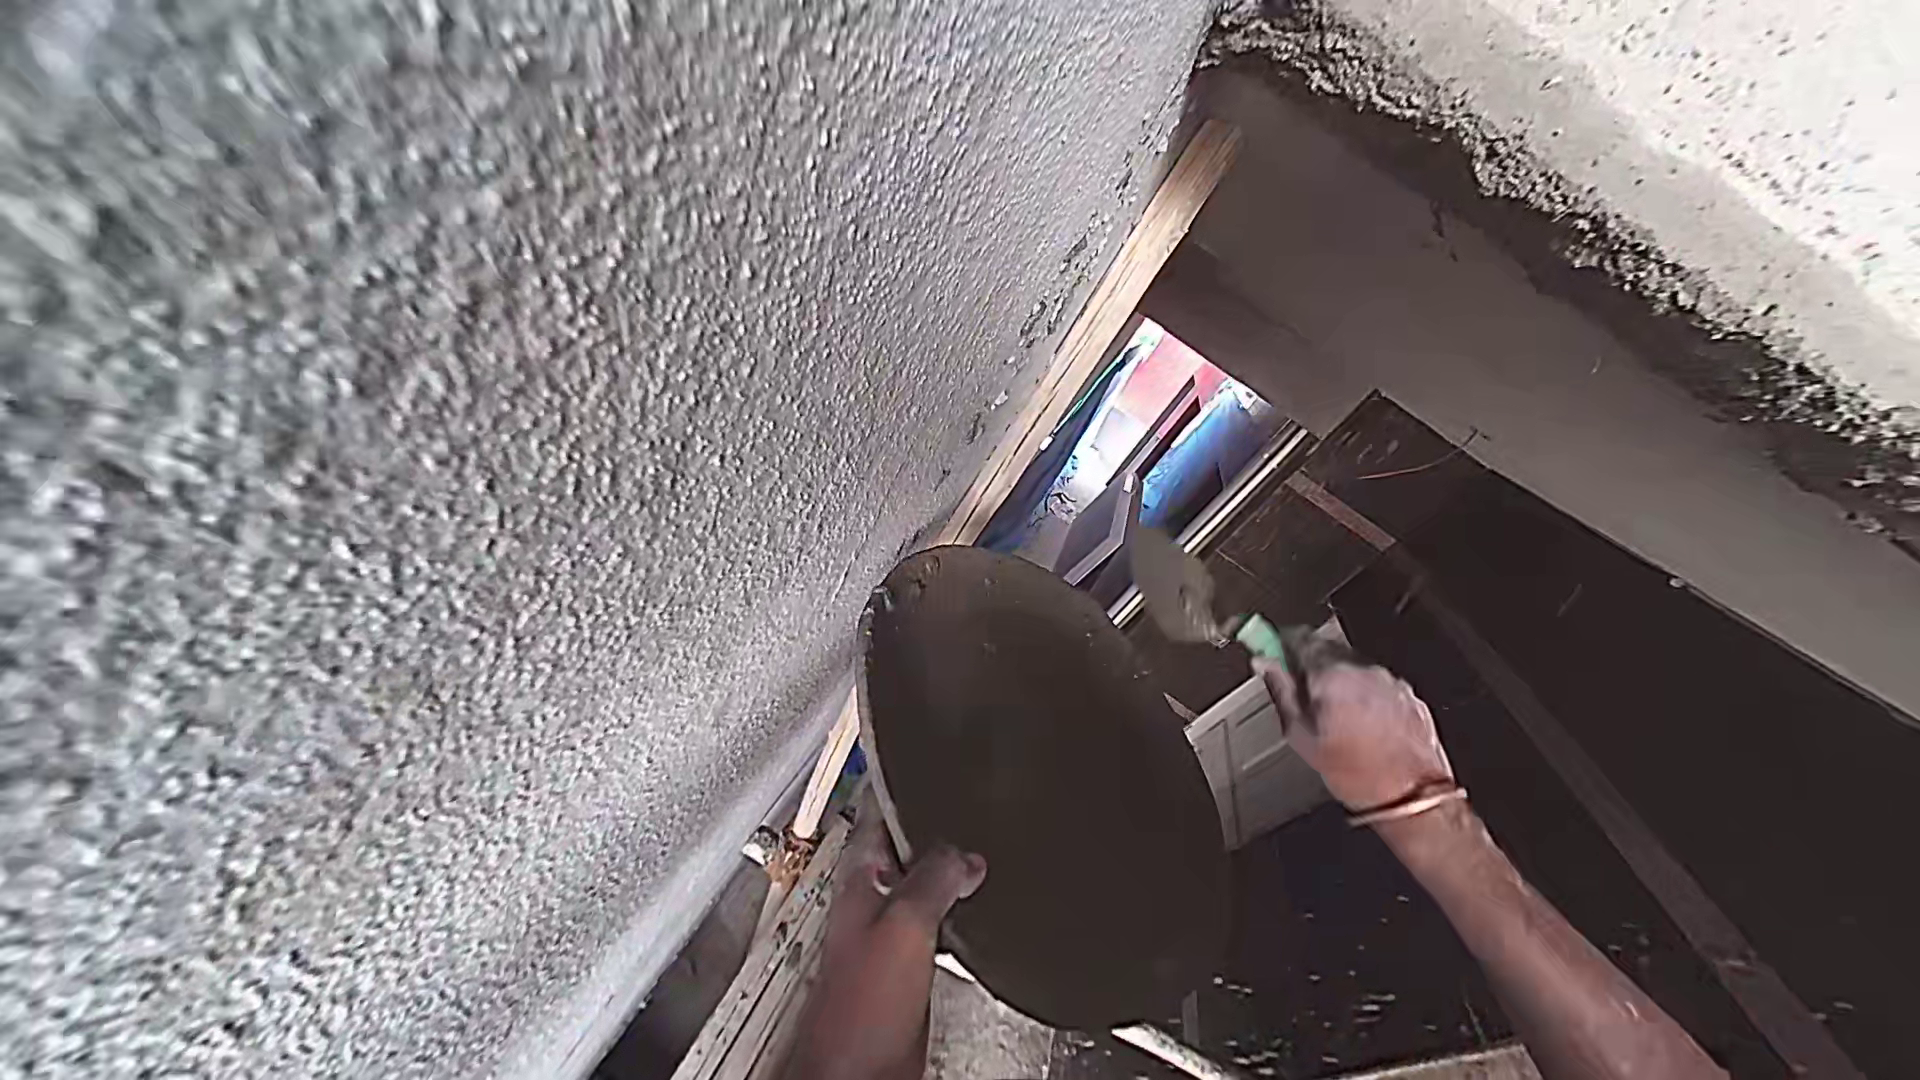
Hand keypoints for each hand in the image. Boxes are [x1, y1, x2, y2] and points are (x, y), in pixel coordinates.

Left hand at [786, 801, 986, 1079]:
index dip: (907, 791)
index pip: (883, 813)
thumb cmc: (861, 1007)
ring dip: (949, 867)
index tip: (935, 772)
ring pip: (925, 879)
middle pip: (908, 845)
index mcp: (862, 876)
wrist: (861, 1072)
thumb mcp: (906, 924)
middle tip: (971, 809)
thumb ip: (934, 879)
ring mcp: (892, 927)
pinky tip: (977, 901)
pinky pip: (937, 914)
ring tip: (980, 849)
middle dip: (938, 829)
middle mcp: (874, 896)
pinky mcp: (910, 959)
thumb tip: (965, 856)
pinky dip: (956, 902)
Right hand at [1255, 657, 1452, 810]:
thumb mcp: (1300, 734)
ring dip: (1334, 675)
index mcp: (1331, 676)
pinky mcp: (1406, 694)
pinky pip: (1373, 680)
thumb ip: (1280, 690)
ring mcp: (1388, 680)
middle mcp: (1362, 670)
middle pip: (1325, 647)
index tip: (1268, 648)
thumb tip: (1264, 664)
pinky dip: (1360, 689)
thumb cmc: (1356, 772)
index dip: (1279, 642)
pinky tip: (1355, 718)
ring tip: (1329, 710)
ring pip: (1349, 663)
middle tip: (1297, 686)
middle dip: (1307, 661)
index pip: (1298, 638)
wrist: (1410, 797)